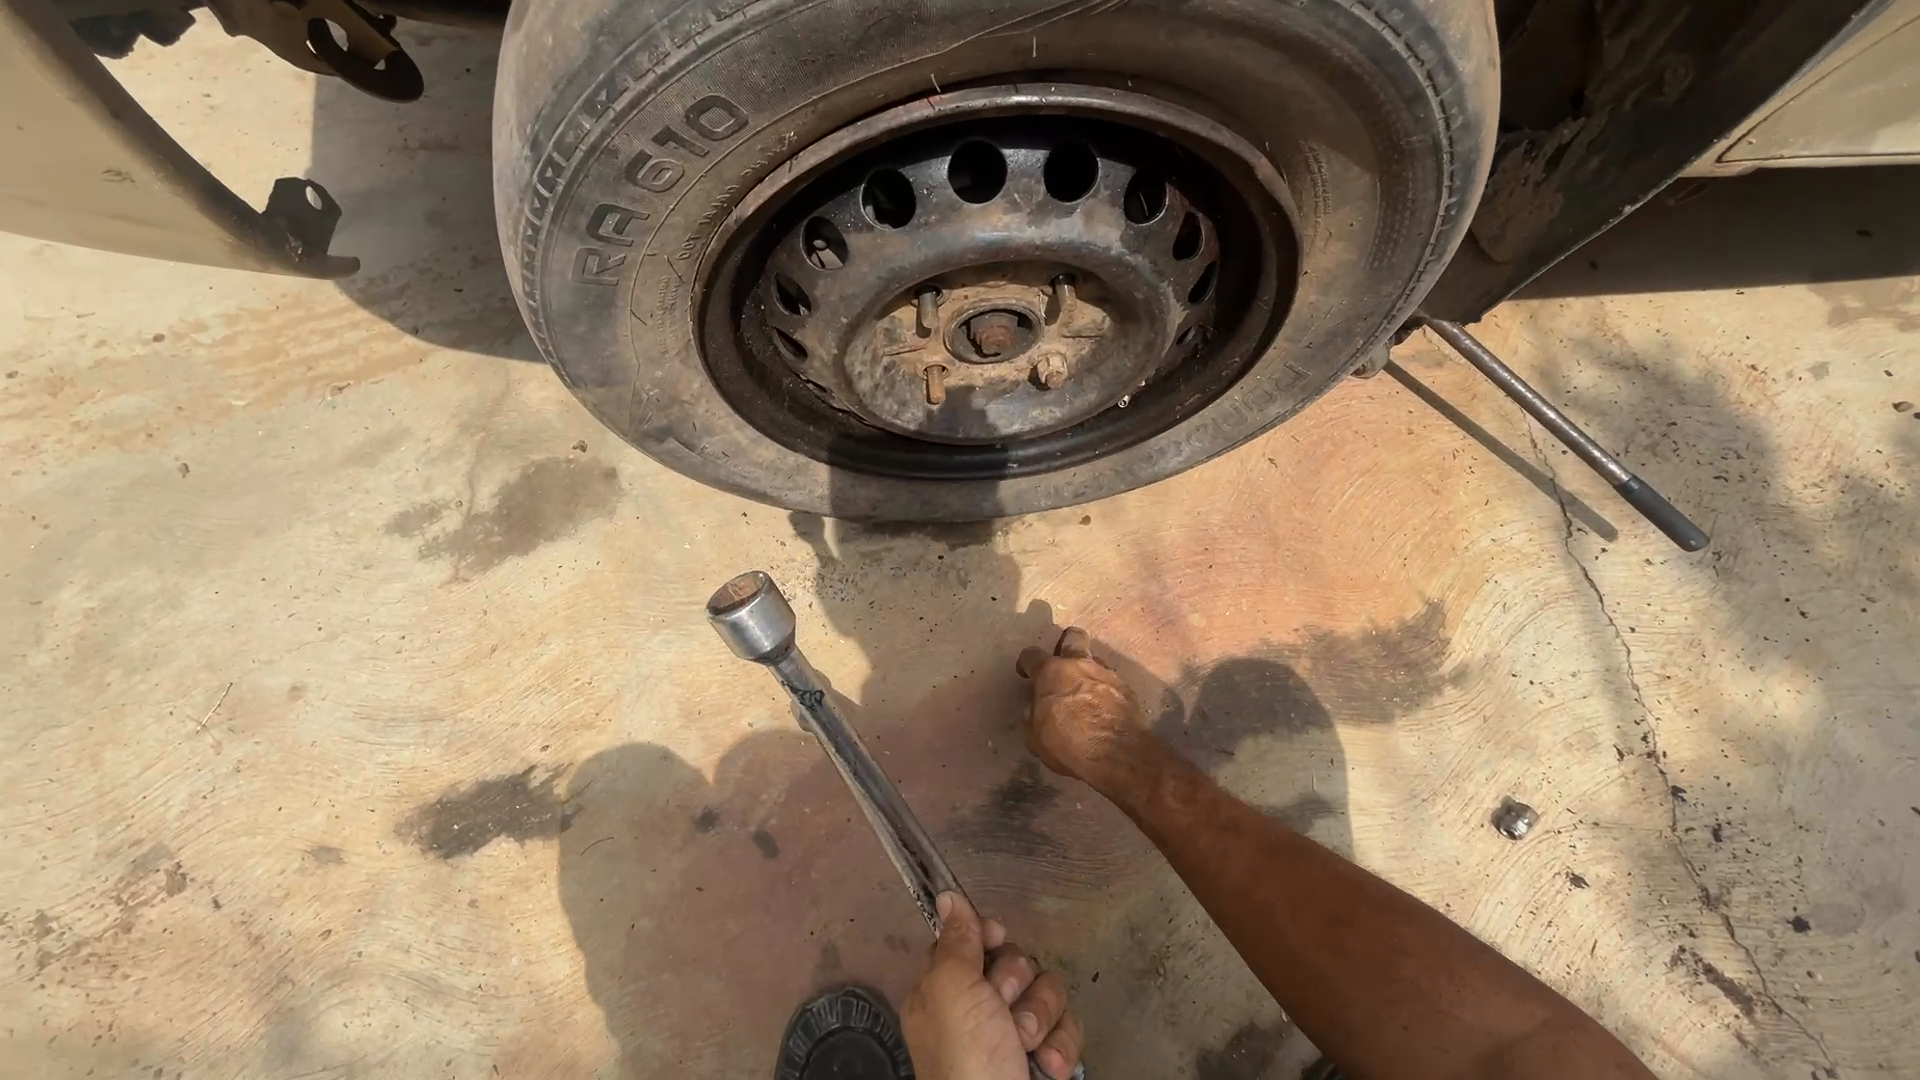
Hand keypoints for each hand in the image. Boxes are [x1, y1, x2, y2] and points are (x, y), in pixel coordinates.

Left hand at [901, 892, 1083, 1079]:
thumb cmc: (966, 1056)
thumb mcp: (950, 989)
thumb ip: (956, 940)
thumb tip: (948, 895)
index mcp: (944, 991)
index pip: (970, 939)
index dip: (987, 935)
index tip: (994, 938)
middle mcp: (977, 1009)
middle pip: (1015, 961)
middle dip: (1017, 983)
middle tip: (1003, 1009)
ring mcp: (1014, 1034)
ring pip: (1046, 989)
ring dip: (1040, 1017)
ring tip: (1026, 1046)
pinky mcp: (1046, 1055)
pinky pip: (1067, 1024)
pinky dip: (1060, 1045)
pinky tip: (1047, 1066)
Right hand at [1016, 627, 1153, 794]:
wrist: (1118, 754)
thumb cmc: (1068, 745)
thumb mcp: (1035, 737)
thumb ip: (1032, 715)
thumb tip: (1034, 708)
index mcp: (1051, 673)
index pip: (1031, 655)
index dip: (1026, 663)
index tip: (1025, 674)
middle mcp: (1079, 665)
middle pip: (1073, 637)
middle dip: (1065, 644)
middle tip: (1062, 665)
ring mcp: (1106, 674)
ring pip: (1094, 661)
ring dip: (1087, 673)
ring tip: (1085, 695)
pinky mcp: (1127, 688)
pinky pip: (1111, 682)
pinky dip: (1104, 691)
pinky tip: (1103, 709)